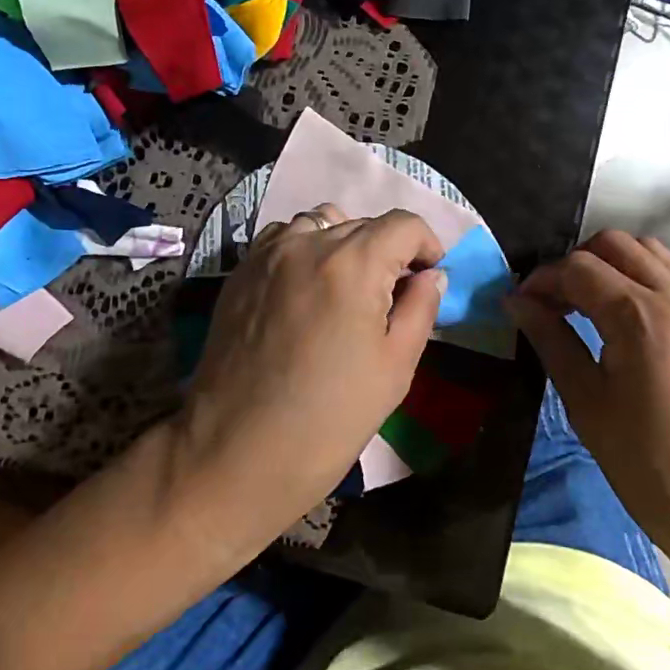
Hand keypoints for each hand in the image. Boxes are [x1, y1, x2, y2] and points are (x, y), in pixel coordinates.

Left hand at [175, 205, 445, 537]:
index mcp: (351, 262)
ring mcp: (266, 253)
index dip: (426, 245)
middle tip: (389, 297)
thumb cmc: (329, 416)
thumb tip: (431, 275)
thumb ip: (419, 309)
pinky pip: (281, 239)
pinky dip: (303, 249)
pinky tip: (305, 290)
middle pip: (360, 223)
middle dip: (385, 250)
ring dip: (341, 243)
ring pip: (317, 223)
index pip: (402, 224)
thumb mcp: (394, 368)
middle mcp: (306, 242)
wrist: (238, 446)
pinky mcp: (240, 270)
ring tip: (345, 289)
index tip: (428, 277)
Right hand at [505, 230, 669, 571]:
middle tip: (554, 301)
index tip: (521, 303)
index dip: (541, 279)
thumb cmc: (650, 466)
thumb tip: (517, 301)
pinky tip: (630, 327)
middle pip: (619, 245)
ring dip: (614, 267)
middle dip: (577, 262)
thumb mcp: (586, 402)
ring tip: (590, 307)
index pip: (579, 268)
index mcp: (643, 320)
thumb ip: (551, 339)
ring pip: (655, 256)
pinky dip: (646, 285)